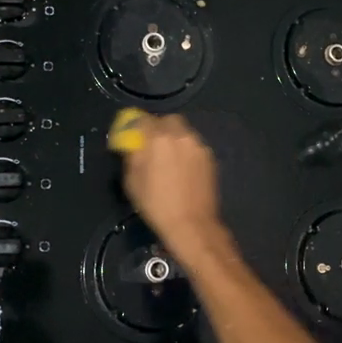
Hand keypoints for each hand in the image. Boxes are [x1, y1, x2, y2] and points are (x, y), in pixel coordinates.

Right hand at [120, 113, 223, 249]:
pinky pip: (194, 146)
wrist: (191, 223)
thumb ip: (131, 155)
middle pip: (168, 120)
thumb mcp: (132, 181)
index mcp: (159, 139)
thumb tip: (132, 144)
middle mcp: (181, 136)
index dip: (135, 125)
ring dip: (174, 138)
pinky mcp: (210, 157)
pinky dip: (186, 150)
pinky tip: (183, 168)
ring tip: (168, 158)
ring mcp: (198, 146)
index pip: (143, 119)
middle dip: (159, 128)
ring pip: (184, 132)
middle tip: (152, 144)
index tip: (132, 135)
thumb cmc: (156, 204)